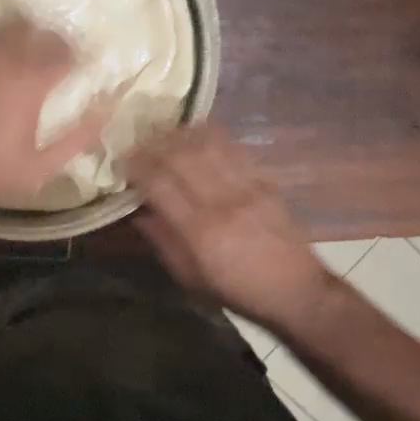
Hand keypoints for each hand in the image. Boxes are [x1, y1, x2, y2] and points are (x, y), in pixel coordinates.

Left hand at [0, 19, 110, 211]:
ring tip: (27, 57)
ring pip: (7, 27)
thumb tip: (108, 109)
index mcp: (31, 78)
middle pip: (39, 29)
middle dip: (54, 41)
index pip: (67, 50)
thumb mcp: (38, 167)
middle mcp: (3, 52)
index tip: (84, 67)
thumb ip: (78, 137)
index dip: (80, 56)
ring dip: (24, 36)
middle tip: (59, 60)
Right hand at [130, 126, 338, 329]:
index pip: (161, 184)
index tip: (123, 158)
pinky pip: (235, 150)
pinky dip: (213, 136)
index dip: (138, 166)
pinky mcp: (266, 183)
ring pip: (209, 147)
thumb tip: (140, 214)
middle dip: (156, 142)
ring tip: (165, 129)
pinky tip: (199, 131)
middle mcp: (222, 202)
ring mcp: (247, 189)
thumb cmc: (238, 291)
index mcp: (199, 231)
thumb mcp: (191, 278)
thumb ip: (164, 243)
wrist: (296, 290)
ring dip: (182, 133)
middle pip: (182, 157)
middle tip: (139, 136)